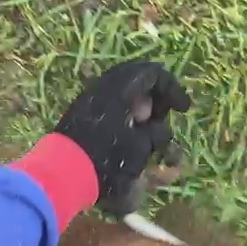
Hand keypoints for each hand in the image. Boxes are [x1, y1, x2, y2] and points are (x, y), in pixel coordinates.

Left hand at [53, 61, 191, 215]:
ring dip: (141, 111)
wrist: (62, 172)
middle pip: (139, 81)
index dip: (172, 89)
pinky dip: (126, 117)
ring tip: (148, 135)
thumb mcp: (141, 146)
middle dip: (156, 101)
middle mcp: (105, 85)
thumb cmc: (107, 157)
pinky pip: (111, 106)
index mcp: (121, 87)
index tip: (184, 110)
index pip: (154, 73)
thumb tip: (159, 127)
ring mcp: (90, 97)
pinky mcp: (81, 112)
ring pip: (125, 94)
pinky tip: (129, 139)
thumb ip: (156, 132)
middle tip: (163, 120)